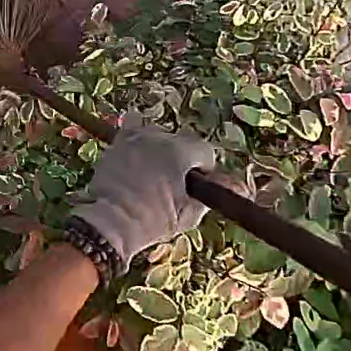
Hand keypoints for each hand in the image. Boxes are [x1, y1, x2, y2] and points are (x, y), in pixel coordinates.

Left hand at [69, 123, 216, 270]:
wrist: (111, 222)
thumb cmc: (152, 220)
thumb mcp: (189, 213)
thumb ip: (211, 195)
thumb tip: (239, 188)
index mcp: (180, 151)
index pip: (206, 150)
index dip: (206, 169)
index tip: (198, 186)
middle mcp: (158, 137)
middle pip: (182, 141)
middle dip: (183, 159)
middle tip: (175, 184)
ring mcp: (134, 137)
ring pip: (158, 135)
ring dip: (161, 149)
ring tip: (154, 173)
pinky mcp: (117, 143)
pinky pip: (131, 128)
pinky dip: (138, 137)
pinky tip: (138, 149)